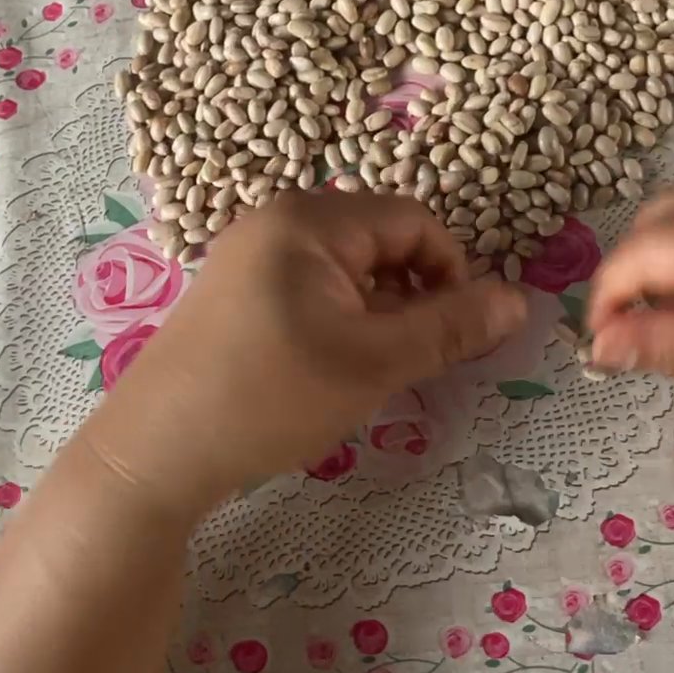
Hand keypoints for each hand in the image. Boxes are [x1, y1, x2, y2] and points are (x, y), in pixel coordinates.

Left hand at [82, 191, 527, 514]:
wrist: (155, 453)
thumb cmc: (271, 396)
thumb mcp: (375, 363)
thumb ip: (451, 328)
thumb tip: (518, 300)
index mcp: (311, 219)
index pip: (414, 222)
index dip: (450, 272)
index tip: (452, 333)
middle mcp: (279, 220)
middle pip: (380, 240)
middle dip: (411, 294)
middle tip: (408, 357)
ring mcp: (251, 252)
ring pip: (348, 268)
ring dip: (377, 311)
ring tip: (367, 367)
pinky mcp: (237, 288)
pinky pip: (312, 285)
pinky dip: (340, 317)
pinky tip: (327, 367)